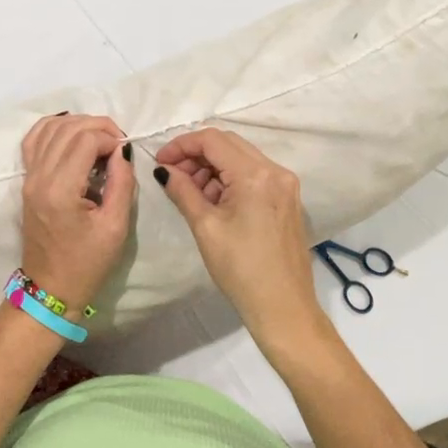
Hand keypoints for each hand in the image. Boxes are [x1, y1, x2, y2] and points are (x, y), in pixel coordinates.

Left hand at [18, 113, 135, 311]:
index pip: (85, 140)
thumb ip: (122, 182)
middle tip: (118, 144)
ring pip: (49, 128)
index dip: (110, 139)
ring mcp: (28, 176)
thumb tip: (122, 150)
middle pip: (68, 128)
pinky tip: (72, 132)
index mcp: (60, 190)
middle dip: (97, 126)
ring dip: (78, 124)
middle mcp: (39, 176)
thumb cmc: (87, 263)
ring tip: (100, 139)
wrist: (50, 288)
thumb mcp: (116, 227)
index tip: (124, 155)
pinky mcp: (26, 179)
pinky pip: (34, 140)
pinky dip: (53, 128)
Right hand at [154, 128, 327, 342]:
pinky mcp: (287, 198)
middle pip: (228, 143)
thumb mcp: (205, 227)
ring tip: (192, 192)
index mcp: (255, 175)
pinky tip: (214, 201)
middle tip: (173, 175)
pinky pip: (253, 173)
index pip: (212, 140)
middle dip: (196, 154)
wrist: (284, 308)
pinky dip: (230, 178)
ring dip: (212, 166)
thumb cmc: (241, 269)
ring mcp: (285, 184)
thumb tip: (165, 169)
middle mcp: (275, 171)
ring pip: (240, 157)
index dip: (181, 145)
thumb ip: (183, 190)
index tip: (160, 162)